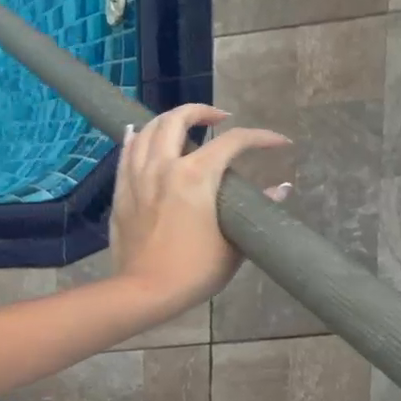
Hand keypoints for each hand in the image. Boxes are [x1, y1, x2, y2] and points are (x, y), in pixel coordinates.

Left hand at [109, 104, 290, 310]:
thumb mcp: (235, 240)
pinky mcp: (120, 194)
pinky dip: (135, 140)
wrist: (144, 289)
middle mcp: (162, 168)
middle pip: (176, 120)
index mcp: (195, 176)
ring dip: (166, 121)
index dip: (261, 137)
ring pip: (146, 133)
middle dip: (201, 111)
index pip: (233, 141)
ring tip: (182, 125)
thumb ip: (255, 208)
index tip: (278, 143)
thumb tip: (280, 189)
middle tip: (219, 118)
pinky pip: (125, 156)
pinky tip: (139, 135)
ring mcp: (136, 179)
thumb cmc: (195, 269)